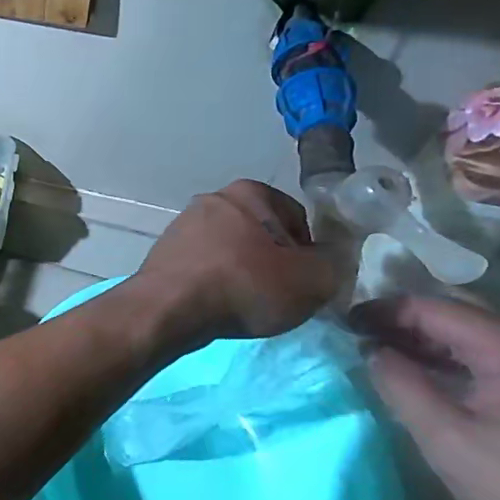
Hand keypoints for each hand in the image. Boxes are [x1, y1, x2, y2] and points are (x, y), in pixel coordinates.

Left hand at [129, 179, 339, 341]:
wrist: (169, 307)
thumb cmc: (245, 285)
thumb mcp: (314, 278)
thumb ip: (335, 262)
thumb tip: (332, 257)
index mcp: (248, 191)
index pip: (298, 218)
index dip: (309, 252)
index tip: (305, 279)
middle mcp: (211, 199)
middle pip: (262, 234)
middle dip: (274, 262)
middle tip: (279, 294)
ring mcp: (182, 225)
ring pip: (231, 250)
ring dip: (243, 273)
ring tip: (247, 303)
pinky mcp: (164, 252)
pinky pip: (204, 266)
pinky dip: (215, 282)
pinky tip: (218, 304)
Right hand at [352, 297, 499, 499]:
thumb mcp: (445, 438)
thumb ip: (399, 384)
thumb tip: (370, 350)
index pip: (433, 306)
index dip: (382, 309)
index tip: (340, 322)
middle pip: (455, 312)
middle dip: (400, 317)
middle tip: (353, 332)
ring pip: (469, 335)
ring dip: (420, 337)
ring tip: (374, 349)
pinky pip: (483, 357)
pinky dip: (444, 356)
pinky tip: (416, 372)